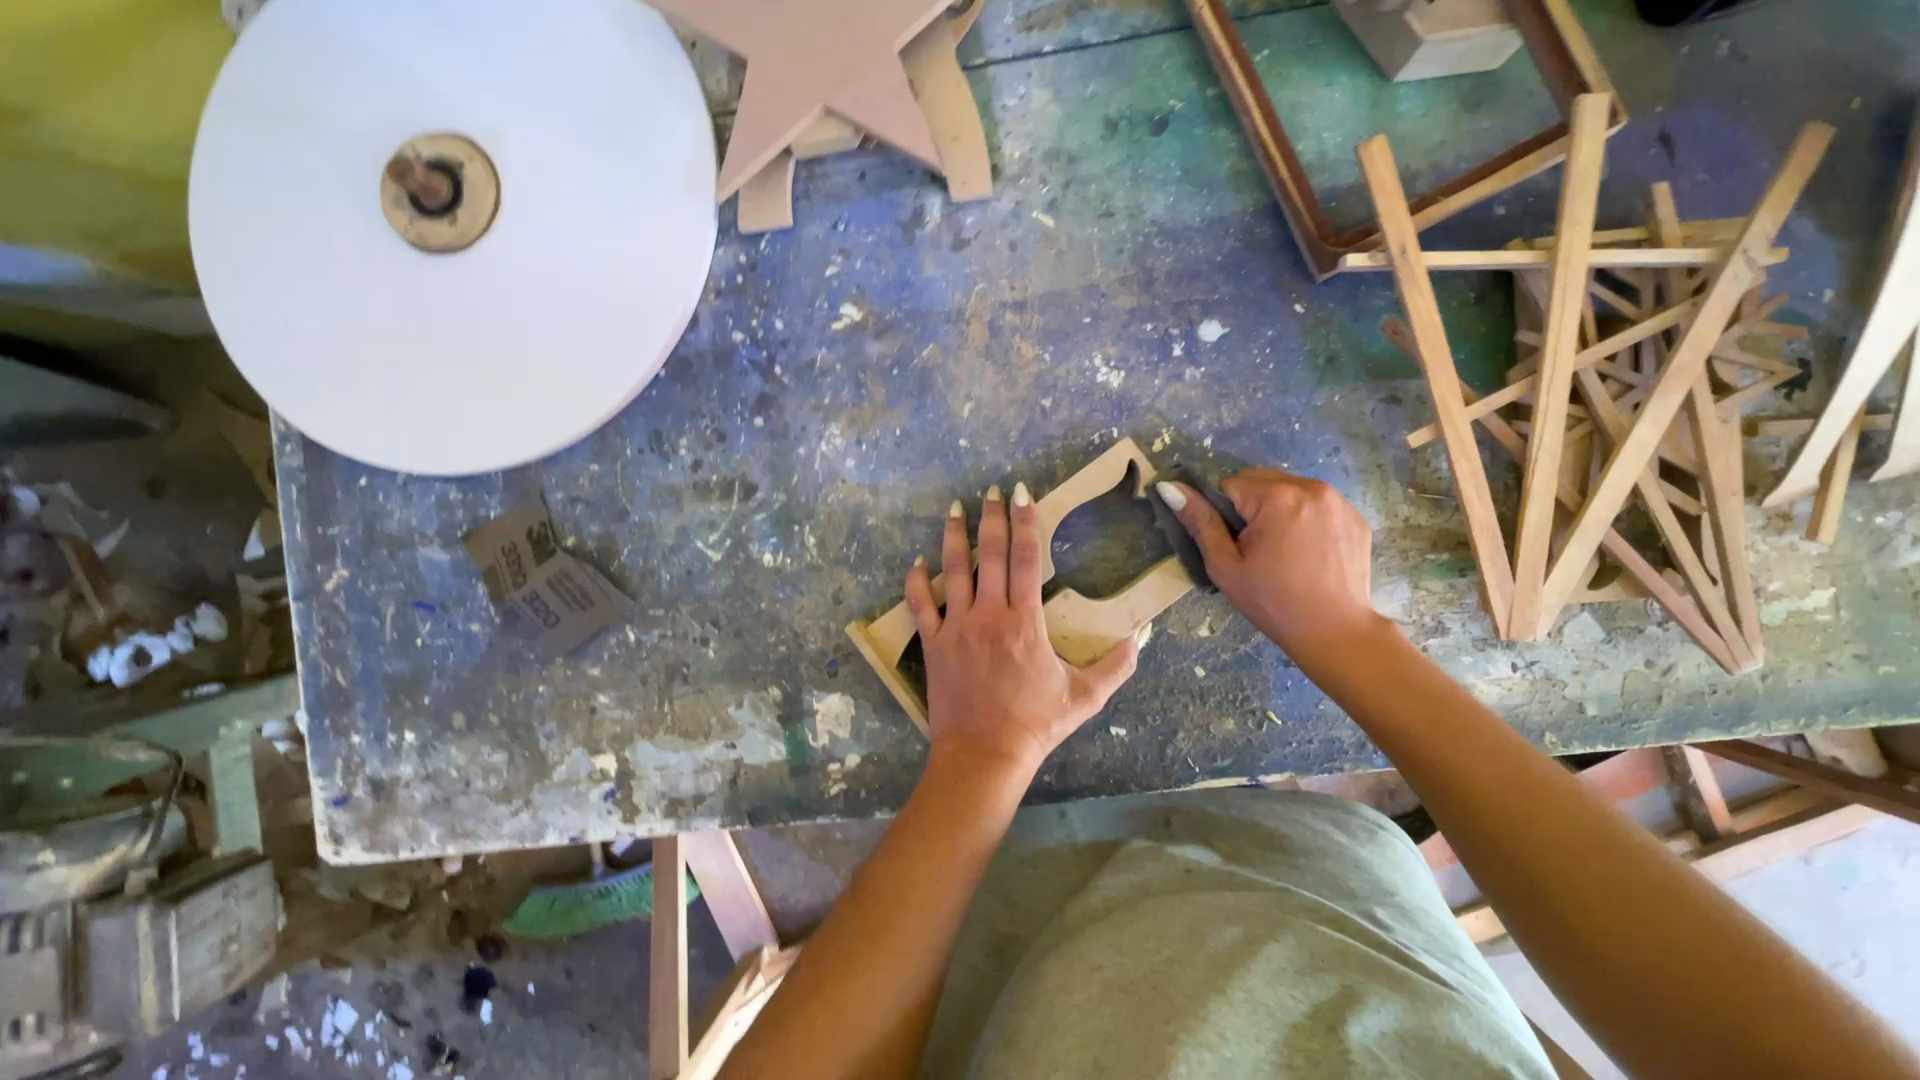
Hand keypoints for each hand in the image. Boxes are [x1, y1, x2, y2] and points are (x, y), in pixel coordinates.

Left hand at [904, 483, 1140, 776]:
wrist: (984, 754)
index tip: (1023, 495)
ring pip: (952, 572)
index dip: (1026, 523)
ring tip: (955, 508)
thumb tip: (1143, 636)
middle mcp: (988, 615)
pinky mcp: (933, 645)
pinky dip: (916, 583)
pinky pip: (920, 607)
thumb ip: (1117, 665)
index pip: (1026, 560)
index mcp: (1025, 621)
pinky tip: (917, 563)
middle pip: (989, 555)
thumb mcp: (1086, 697)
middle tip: (991, 490)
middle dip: (991, 518)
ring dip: (954, 537)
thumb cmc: (1037, 725)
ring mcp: (956, 628)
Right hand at [1156, 469, 1382, 662]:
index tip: (1234, 543)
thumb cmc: (1272, 601)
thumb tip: (1170, 487)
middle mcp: (1310, 488)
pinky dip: (1307, 518)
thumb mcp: (1225, 565)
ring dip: (1280, 508)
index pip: (1230, 484)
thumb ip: (1200, 522)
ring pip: (1291, 489)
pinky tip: (1308, 552)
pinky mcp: (1355, 517)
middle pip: (1262, 481)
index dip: (1223, 513)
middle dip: (1252, 506)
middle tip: (1256, 547)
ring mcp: (1338, 501)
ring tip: (1283, 549)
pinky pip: (1319, 505)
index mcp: (1275, 497)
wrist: (1334, 631)